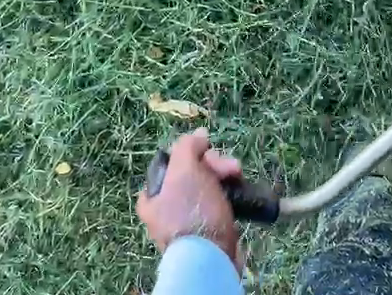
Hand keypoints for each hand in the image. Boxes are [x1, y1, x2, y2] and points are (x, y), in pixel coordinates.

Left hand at [137, 130, 242, 263]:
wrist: (210, 257)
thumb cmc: (191, 210)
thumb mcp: (184, 169)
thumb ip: (187, 146)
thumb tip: (200, 134)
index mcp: (152, 195)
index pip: (172, 160)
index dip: (190, 152)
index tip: (204, 151)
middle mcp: (167, 206)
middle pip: (192, 170)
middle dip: (213, 163)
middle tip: (228, 167)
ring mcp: (188, 217)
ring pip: (208, 182)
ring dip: (224, 173)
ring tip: (238, 174)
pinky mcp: (208, 226)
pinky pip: (217, 199)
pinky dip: (228, 190)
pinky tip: (239, 185)